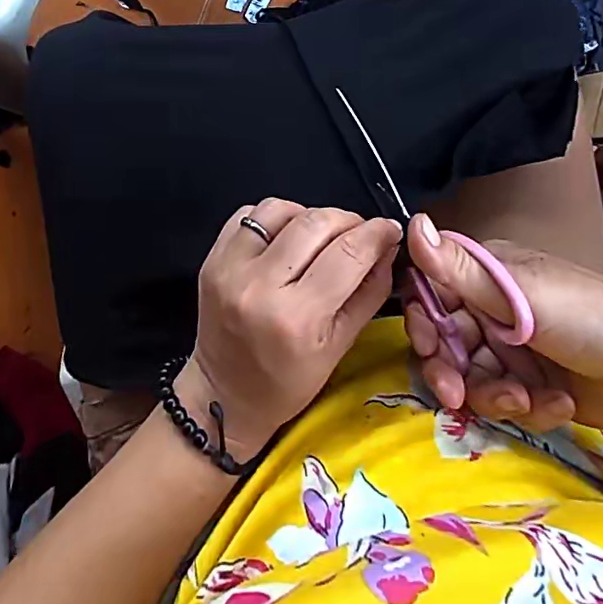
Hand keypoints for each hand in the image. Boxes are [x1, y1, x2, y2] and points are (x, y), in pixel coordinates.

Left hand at [180, 199, 401, 462]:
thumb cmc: (288, 381)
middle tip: (359, 234)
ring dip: (310, 216)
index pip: (348, 252)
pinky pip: (250, 214)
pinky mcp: (212, 258)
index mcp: (297, 318)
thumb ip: (371, 291)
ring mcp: (230, 269)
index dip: (377, 232)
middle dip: (349, 220)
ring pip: (282, 209)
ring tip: (320, 237)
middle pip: (316, 222)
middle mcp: (259, 287)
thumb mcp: (341, 345)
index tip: (390, 229)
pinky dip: (276, 218)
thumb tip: (388, 246)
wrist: (225, 394)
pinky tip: (286, 239)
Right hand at [404, 214, 602, 433]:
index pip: (432, 294)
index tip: (431, 347)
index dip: (423, 323)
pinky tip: (555, 403)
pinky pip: (504, 401)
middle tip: (457, 394)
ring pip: (470, 378)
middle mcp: (495, 310)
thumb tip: (412, 223)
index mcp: (488, 276)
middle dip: (449, 371)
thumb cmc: (593, 317)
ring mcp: (513, 349)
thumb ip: (463, 268)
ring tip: (526, 399)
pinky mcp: (532, 385)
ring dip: (492, 394)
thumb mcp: (523, 294)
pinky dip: (527, 407)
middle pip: (445, 343)